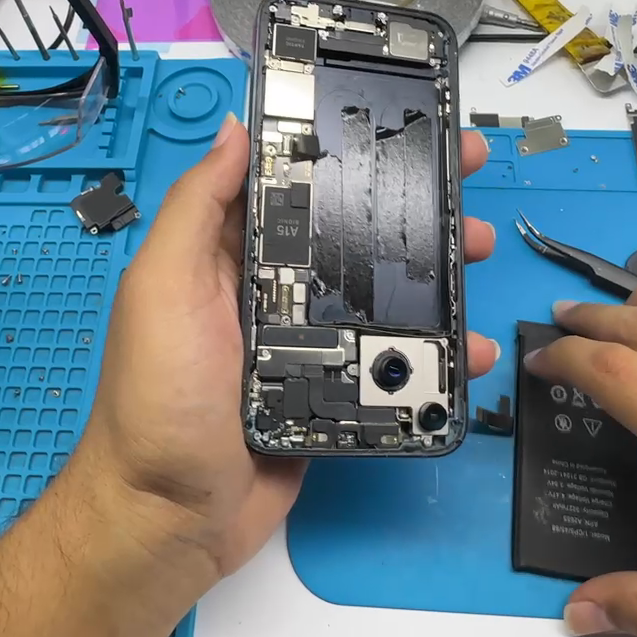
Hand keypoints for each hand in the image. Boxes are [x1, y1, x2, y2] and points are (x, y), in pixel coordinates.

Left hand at [73, 116, 499, 578]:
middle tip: (462, 172)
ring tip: (478, 246)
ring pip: (384, 289)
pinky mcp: (338, 388)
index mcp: (234, 253)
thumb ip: (197, 208)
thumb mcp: (163, 286)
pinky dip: (437, 349)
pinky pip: (393, 356)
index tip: (398, 120)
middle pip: (353, 230)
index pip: (296, 183)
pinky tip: (471, 344)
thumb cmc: (159, 395)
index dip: (345, 148)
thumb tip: (233, 129)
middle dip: (409, 199)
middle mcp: (276, 287)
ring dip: (435, 266)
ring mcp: (311, 339)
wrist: (172, 517)